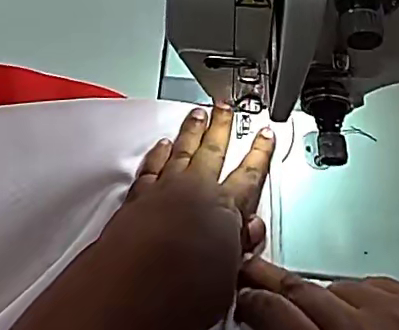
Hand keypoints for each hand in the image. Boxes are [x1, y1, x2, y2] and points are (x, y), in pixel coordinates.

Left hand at [12, 104, 274, 329]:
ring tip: (197, 114)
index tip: (264, 134)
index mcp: (224, 208)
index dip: (260, 153)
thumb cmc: (182, 292)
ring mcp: (164, 187)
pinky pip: (153, 164)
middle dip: (222, 126)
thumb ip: (240, 246)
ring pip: (182, 148)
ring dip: (191, 130)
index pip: (249, 174)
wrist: (134, 291)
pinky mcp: (139, 195)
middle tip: (226, 107)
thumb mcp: (229, 277)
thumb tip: (249, 231)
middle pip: (213, 149)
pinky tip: (162, 143)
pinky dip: (159, 152)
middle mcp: (194, 189)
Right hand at [236, 258, 398, 329]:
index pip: (277, 314)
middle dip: (273, 280)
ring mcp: (394, 315)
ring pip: (336, 285)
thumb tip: (264, 323)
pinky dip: (363, 299)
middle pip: (301, 289)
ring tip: (328, 318)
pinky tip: (364, 318)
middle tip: (253, 273)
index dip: (254, 299)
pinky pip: (371, 285)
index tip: (243, 295)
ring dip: (325, 297)